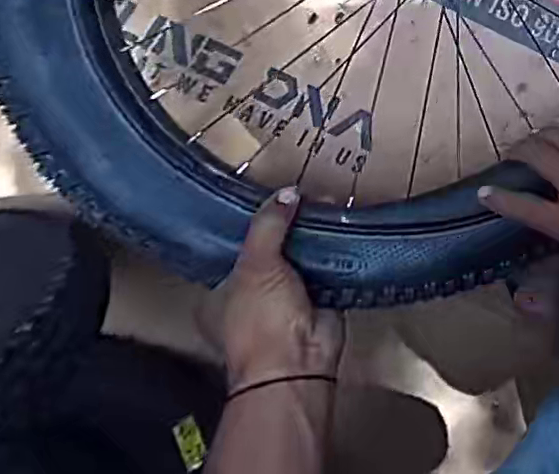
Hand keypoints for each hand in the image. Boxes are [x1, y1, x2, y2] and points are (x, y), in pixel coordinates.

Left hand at [201, 187, 344, 387]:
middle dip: (286, 222)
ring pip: (298, 254)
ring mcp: (285, 297)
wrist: (298, 365)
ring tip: (322, 200)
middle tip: (299, 193)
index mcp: (220, 291)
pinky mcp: (317, 298)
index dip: (249, 219)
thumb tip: (286, 193)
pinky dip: (332, 248)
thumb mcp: (255, 264)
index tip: (266, 193)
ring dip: (311, 233)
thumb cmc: (259, 324)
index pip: (232, 245)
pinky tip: (338, 222)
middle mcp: (251, 294)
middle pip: (269, 246)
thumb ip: (268, 224)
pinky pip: (325, 265)